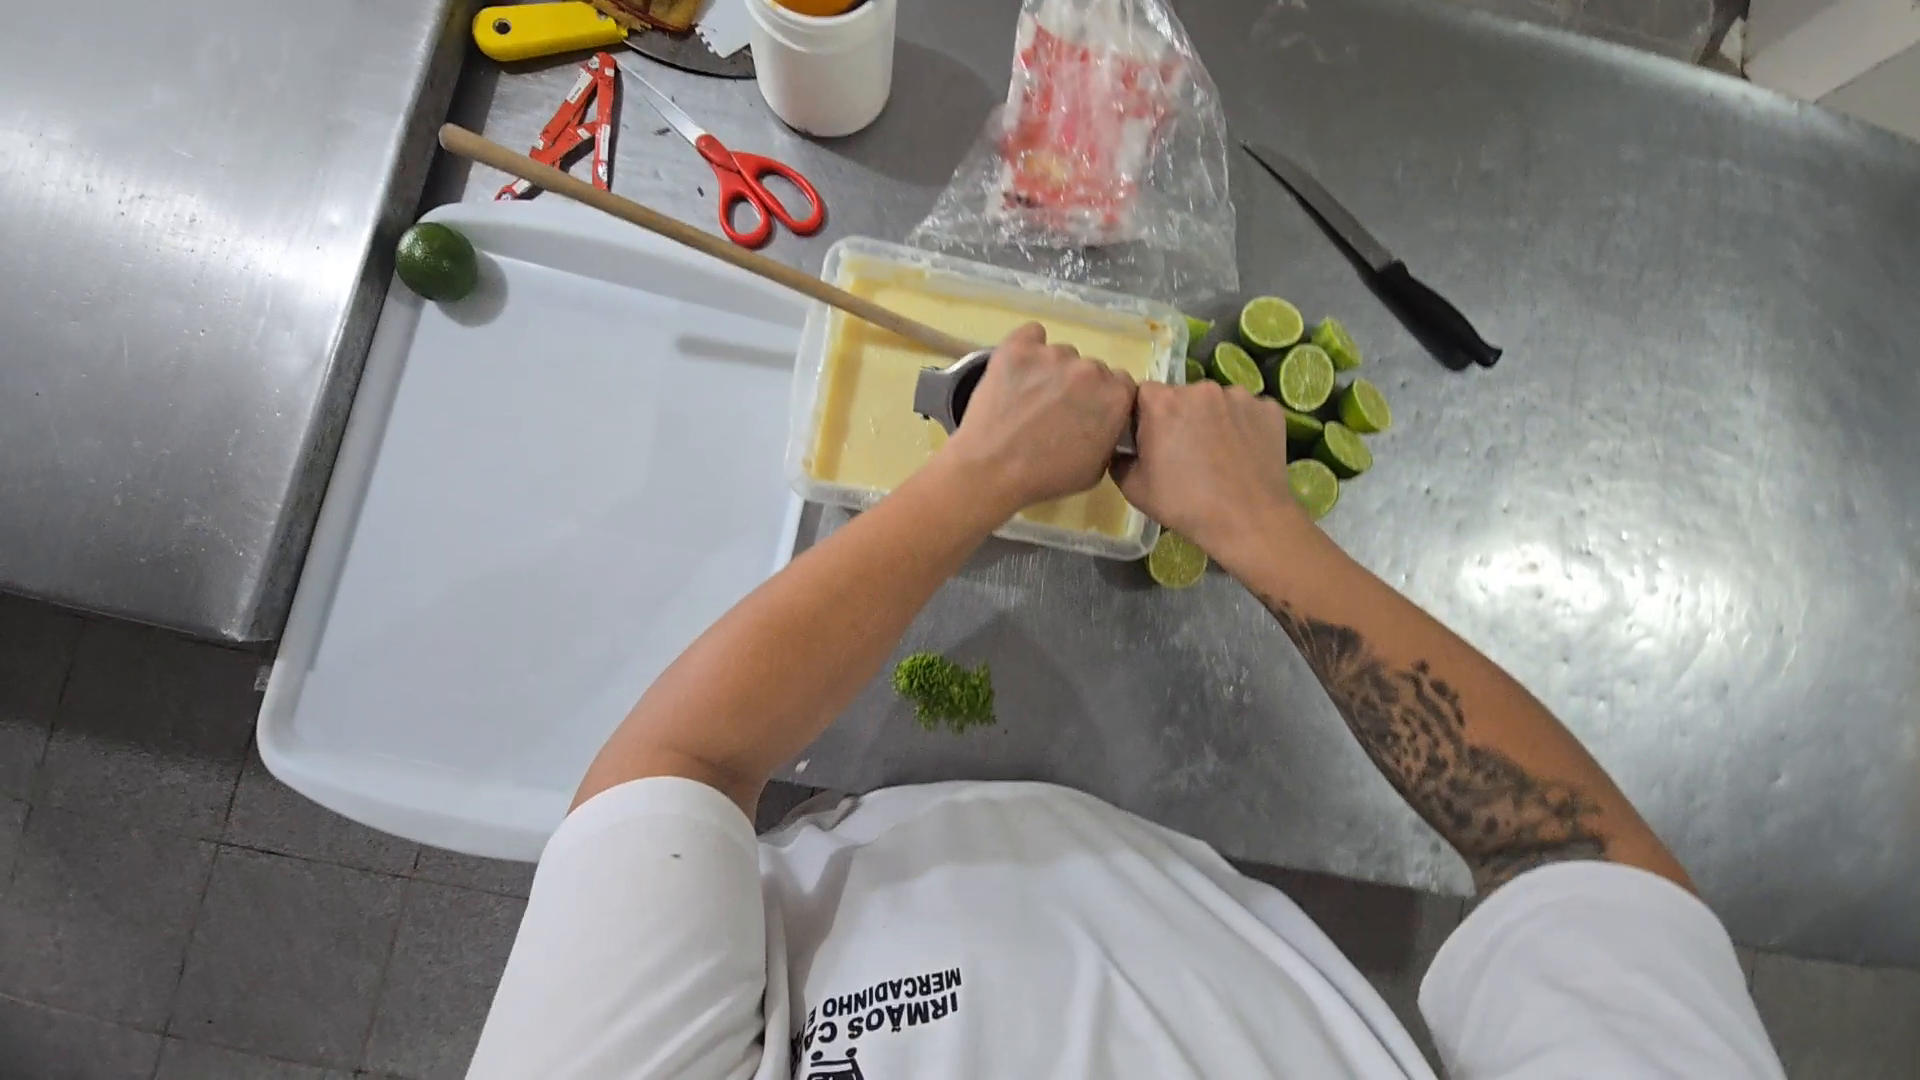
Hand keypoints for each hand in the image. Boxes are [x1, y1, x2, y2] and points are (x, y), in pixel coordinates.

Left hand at [940, 323, 1136, 513]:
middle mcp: (1090, 369)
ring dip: (1051, 370)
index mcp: (1115, 397)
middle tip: (1053, 411)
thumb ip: (1110, 434)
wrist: (989, 470)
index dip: (1102, 400)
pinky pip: (1031, 334)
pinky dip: (1027, 348)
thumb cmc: (1045, 478)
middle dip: (1077, 387)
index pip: (1120, 385)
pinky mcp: (1018, 347)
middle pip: (1091, 369)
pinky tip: (1016, 371)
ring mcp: (1053, 354)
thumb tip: (1107, 420)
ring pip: (1060, 354)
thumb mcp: (1096, 469)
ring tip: (1028, 398)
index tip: (1085, 413)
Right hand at [1111, 380, 1310, 565]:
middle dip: (1179, 416)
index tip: (1151, 440)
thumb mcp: (1133, 488)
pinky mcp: (1269, 408)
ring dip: (1212, 419)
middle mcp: (1200, 388)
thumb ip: (1120, 459)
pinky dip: (1242, 426)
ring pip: (1216, 402)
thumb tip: (1123, 449)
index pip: (1144, 395)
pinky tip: (1242, 453)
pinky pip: (1247, 412)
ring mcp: (1239, 395)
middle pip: (1182, 395)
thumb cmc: (1183, 504)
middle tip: (1184, 451)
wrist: (1247, 521)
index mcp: (1162, 402)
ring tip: (1217, 454)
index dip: (1145, 417)